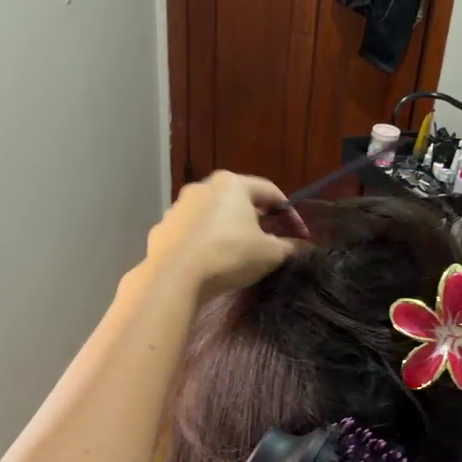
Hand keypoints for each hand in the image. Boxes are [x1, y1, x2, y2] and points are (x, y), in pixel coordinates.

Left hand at [146, 171, 301, 299]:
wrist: (174, 277)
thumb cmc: (229, 256)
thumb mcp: (269, 254)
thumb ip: (288, 246)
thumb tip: (297, 245)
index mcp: (232, 184)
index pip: (270, 192)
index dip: (289, 214)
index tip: (298, 235)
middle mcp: (203, 187)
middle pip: (238, 199)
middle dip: (256, 218)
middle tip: (268, 239)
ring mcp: (178, 207)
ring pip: (211, 215)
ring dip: (227, 228)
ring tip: (236, 251)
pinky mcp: (162, 228)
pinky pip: (191, 232)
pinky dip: (203, 241)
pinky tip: (208, 260)